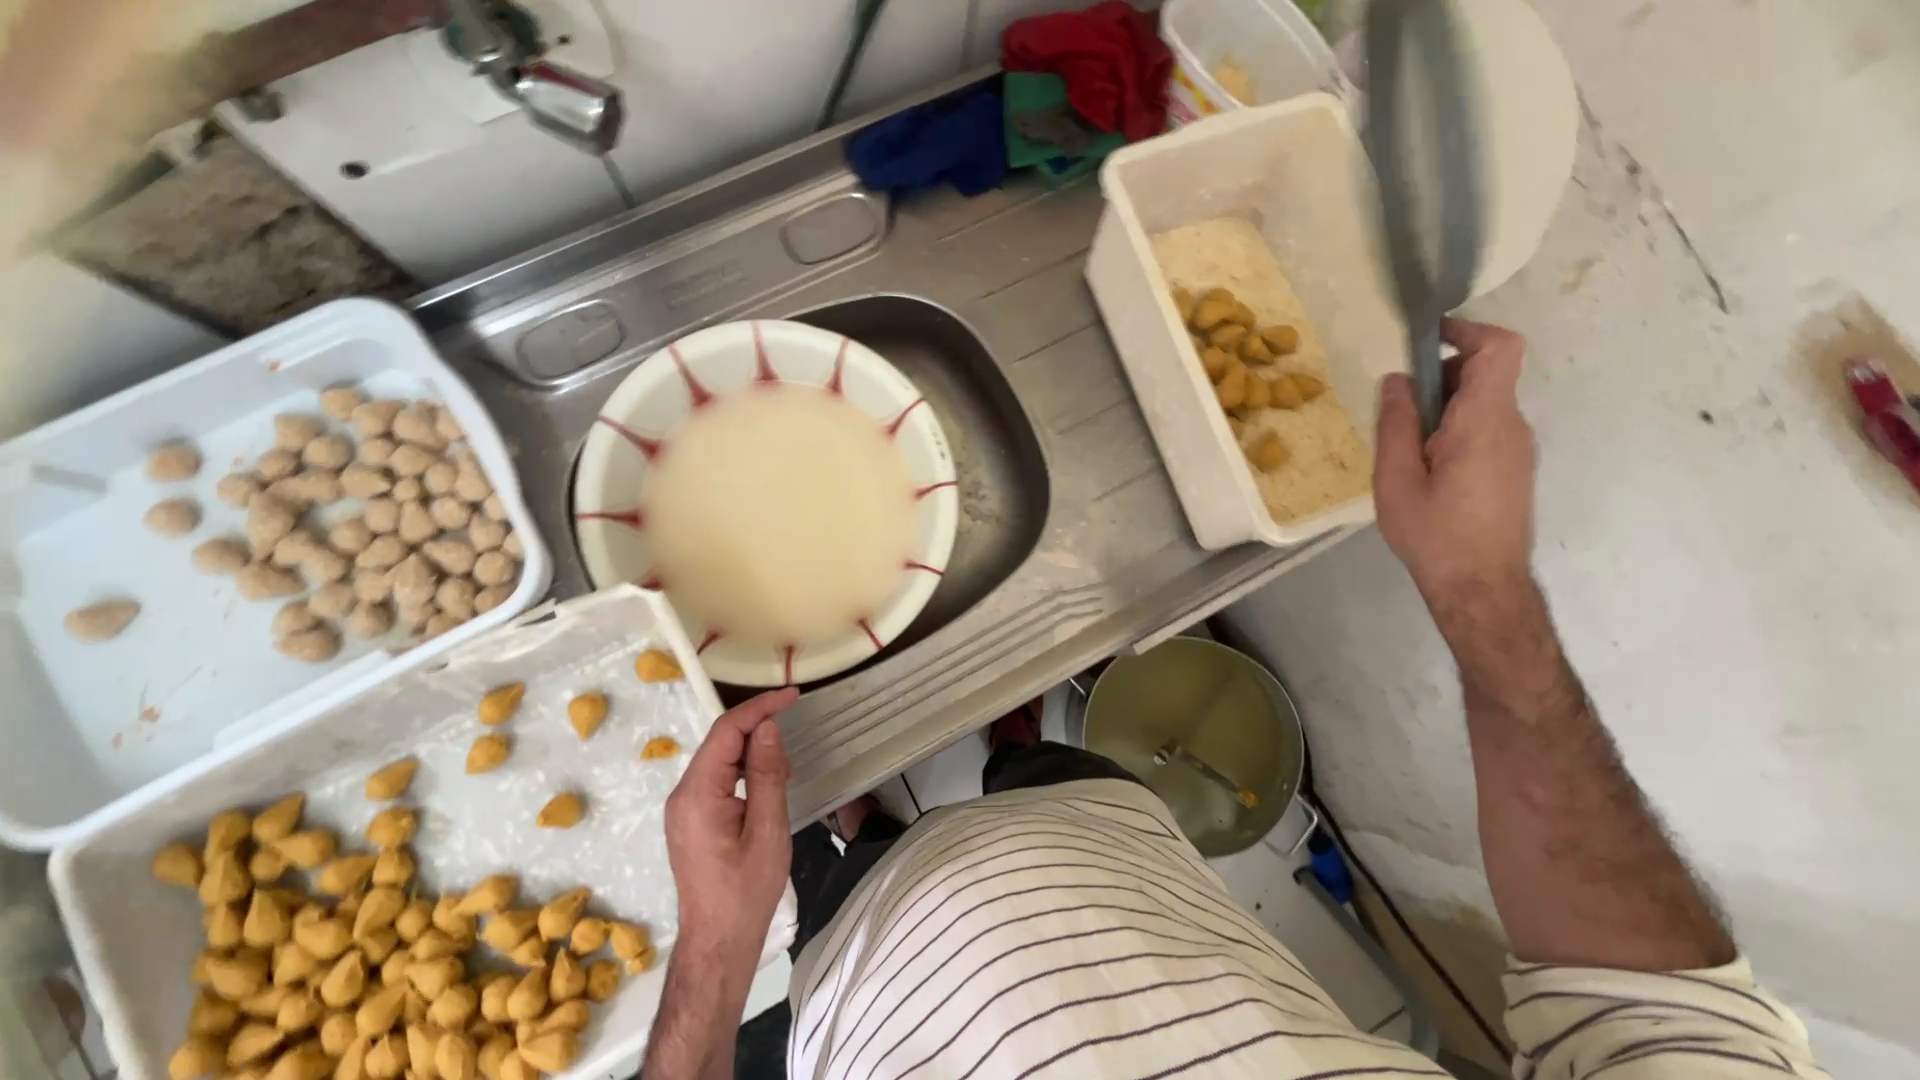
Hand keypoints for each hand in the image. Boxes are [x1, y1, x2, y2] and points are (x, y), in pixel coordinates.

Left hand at [663, 687, 798, 961]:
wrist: (718, 943)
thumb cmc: (747, 891)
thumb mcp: (768, 830)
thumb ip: (767, 774)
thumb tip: (767, 728)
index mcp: (698, 794)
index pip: (726, 732)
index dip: (760, 707)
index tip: (793, 695)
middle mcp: (683, 795)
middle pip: (719, 742)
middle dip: (757, 726)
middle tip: (795, 728)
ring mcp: (683, 809)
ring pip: (718, 760)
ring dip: (751, 750)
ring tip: (786, 763)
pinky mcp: (691, 821)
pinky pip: (716, 780)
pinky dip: (743, 771)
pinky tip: (767, 783)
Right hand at [1374, 318, 1537, 606]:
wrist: (1482, 587)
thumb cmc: (1435, 534)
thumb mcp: (1397, 479)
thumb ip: (1397, 424)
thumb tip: (1397, 380)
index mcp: (1485, 422)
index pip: (1500, 348)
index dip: (1467, 330)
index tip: (1425, 340)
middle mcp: (1512, 427)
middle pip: (1485, 374)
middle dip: (1440, 377)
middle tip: (1398, 412)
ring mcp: (1519, 449)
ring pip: (1483, 405)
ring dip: (1444, 409)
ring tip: (1406, 450)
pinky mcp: (1515, 469)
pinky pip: (1486, 430)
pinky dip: (1455, 431)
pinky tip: (1426, 470)